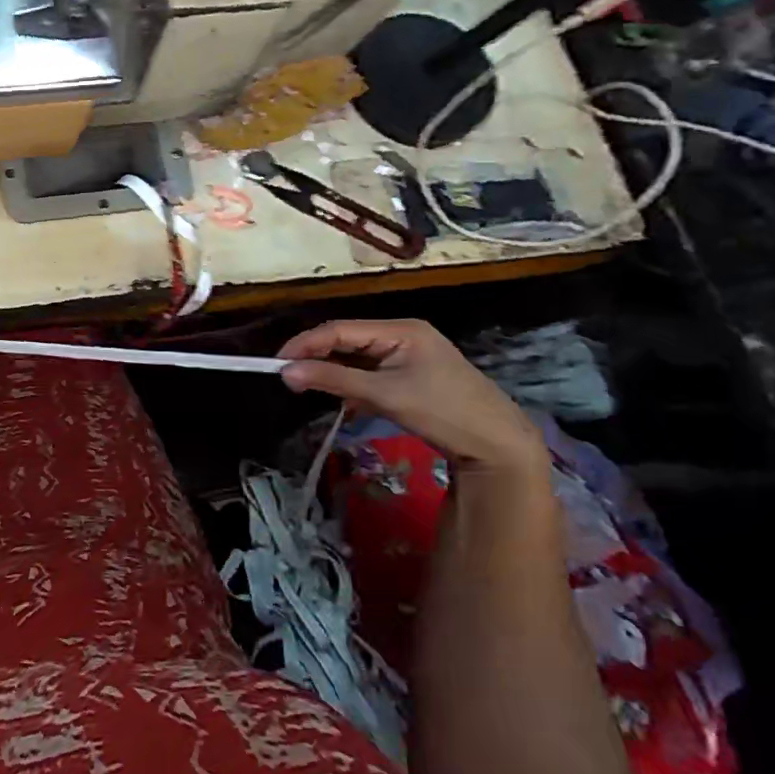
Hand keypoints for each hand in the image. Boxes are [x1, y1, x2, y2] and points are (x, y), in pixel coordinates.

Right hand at [277, 319, 546, 475]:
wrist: (497, 444)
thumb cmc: (442, 411)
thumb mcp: (383, 395)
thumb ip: (332, 379)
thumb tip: (285, 372)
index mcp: (400, 329)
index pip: (340, 329)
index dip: (305, 344)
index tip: (277, 363)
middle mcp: (403, 335)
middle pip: (347, 340)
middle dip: (317, 357)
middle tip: (289, 378)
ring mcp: (407, 355)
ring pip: (356, 358)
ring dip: (333, 372)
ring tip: (309, 389)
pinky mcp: (409, 375)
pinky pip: (369, 372)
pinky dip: (351, 385)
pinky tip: (342, 401)